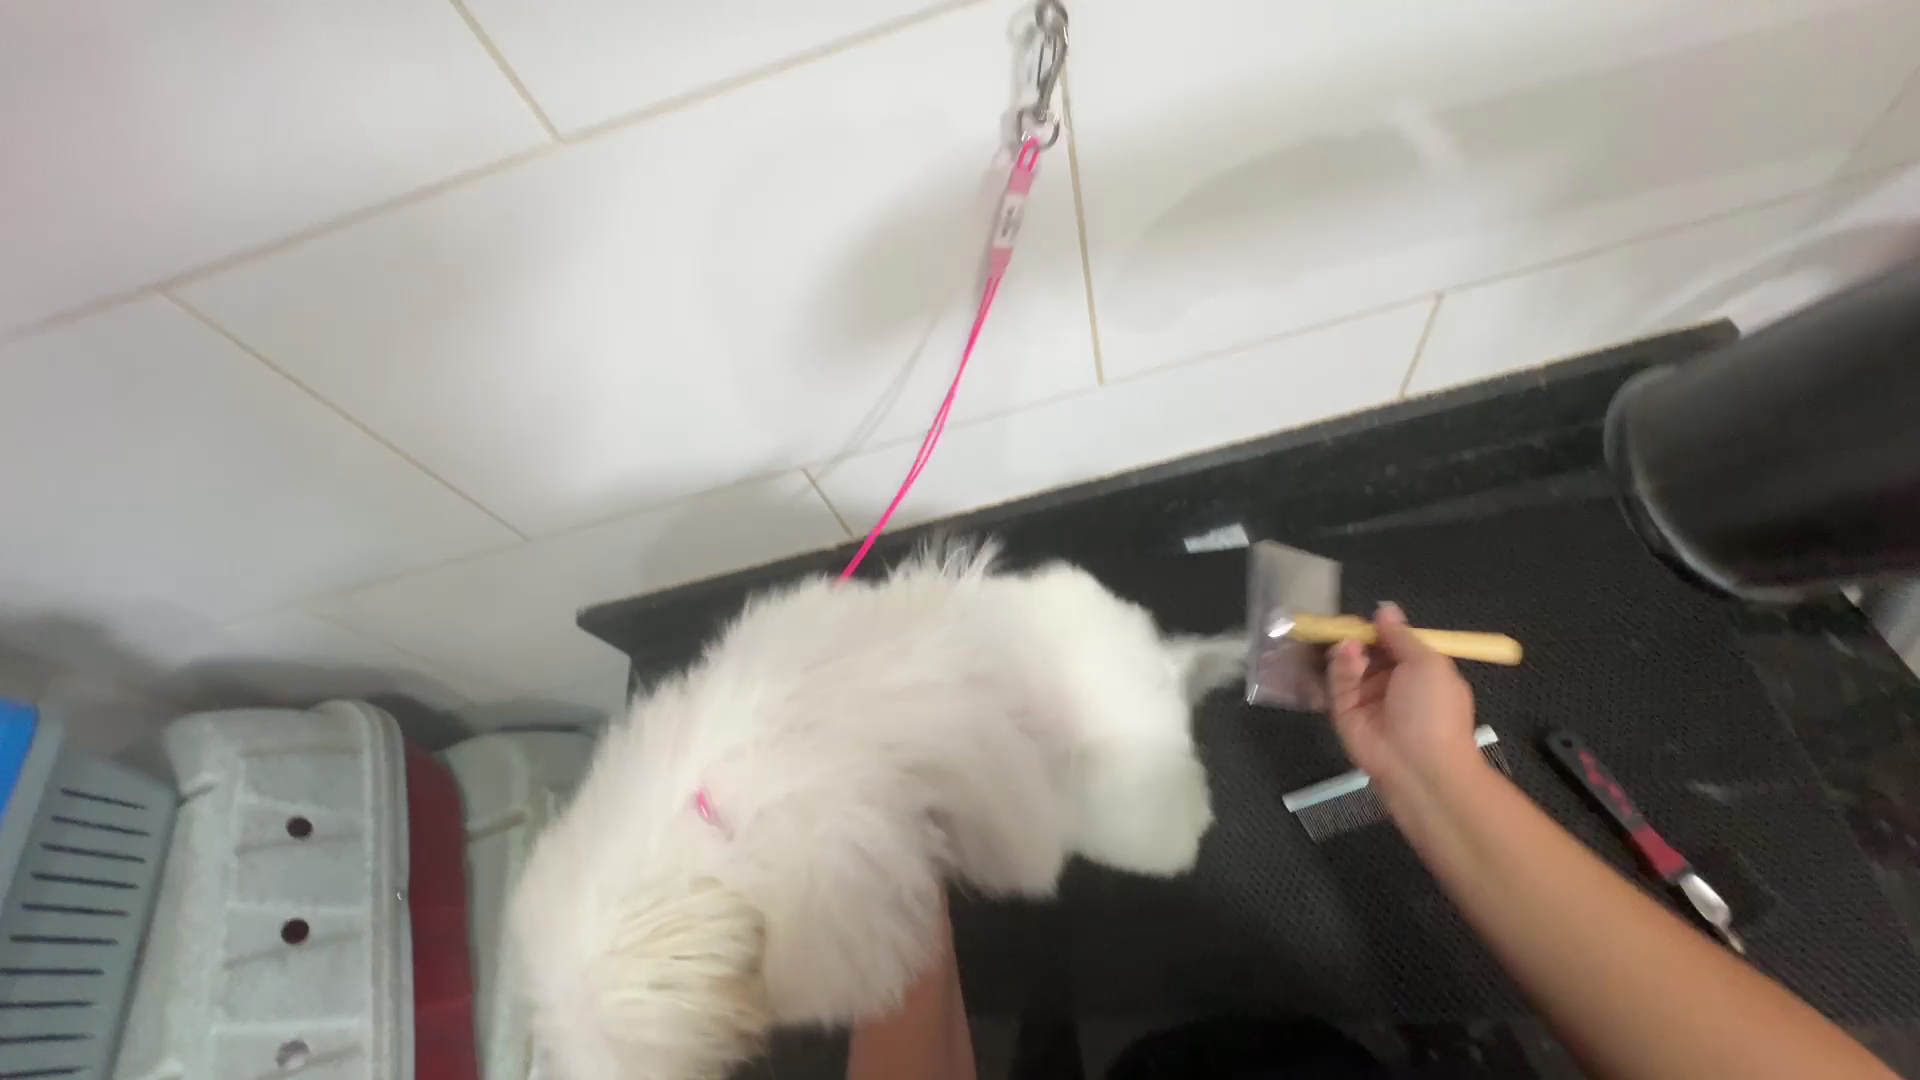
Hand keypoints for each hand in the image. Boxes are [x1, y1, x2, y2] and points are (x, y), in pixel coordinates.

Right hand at [1326, 602, 1480, 791]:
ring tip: (1349, 645)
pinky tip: (1345, 655)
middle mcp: (1391, 682)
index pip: (1395, 642)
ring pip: (1350, 662)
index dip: (1382, 629)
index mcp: (1419, 671)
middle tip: (1347, 624)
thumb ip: (1401, 635)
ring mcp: (1366, 696)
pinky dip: (1339, 665)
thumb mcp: (1428, 663)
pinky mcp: (1343, 709)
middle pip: (1367, 650)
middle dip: (1358, 636)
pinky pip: (1337, 681)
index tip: (1370, 616)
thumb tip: (1385, 609)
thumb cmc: (1434, 709)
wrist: (1419, 762)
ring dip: (1349, 649)